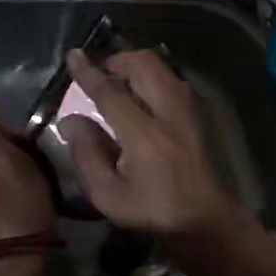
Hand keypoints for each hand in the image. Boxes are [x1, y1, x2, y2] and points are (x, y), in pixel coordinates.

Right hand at [57, 49, 239, 236]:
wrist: (205, 219)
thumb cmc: (153, 212)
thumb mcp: (109, 195)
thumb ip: (87, 155)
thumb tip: (71, 120)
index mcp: (145, 136)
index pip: (111, 93)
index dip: (89, 72)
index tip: (73, 56)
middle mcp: (170, 114)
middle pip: (145, 65)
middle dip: (118, 60)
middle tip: (100, 73)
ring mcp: (189, 112)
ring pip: (163, 69)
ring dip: (138, 67)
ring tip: (119, 83)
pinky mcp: (199, 115)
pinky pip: (173, 81)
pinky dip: (154, 78)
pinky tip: (141, 96)